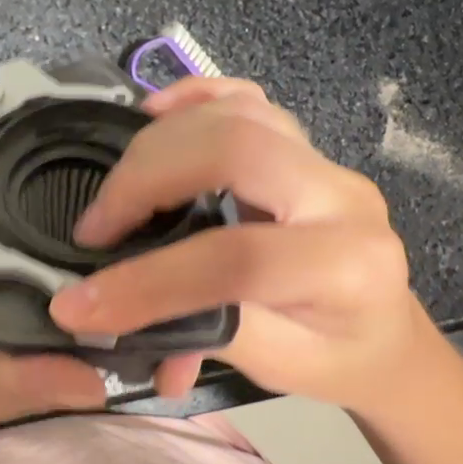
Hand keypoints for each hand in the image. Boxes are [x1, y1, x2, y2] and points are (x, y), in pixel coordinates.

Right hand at [49, 77, 441, 409]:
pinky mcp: (300, 144)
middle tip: (94, 230)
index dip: (147, 281)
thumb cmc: (333, 358)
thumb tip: (109, 314)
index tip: (79, 305)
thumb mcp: (274, 367)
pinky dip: (192, 96)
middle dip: (144, 182)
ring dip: (157, 143)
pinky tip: (150, 112)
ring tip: (114, 194)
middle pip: (235, 152)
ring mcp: (323, 161)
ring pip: (235, 115)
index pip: (236, 261)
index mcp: (346, 268)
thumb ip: (200, 334)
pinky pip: (246, 97)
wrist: (384, 335)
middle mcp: (342, 198)